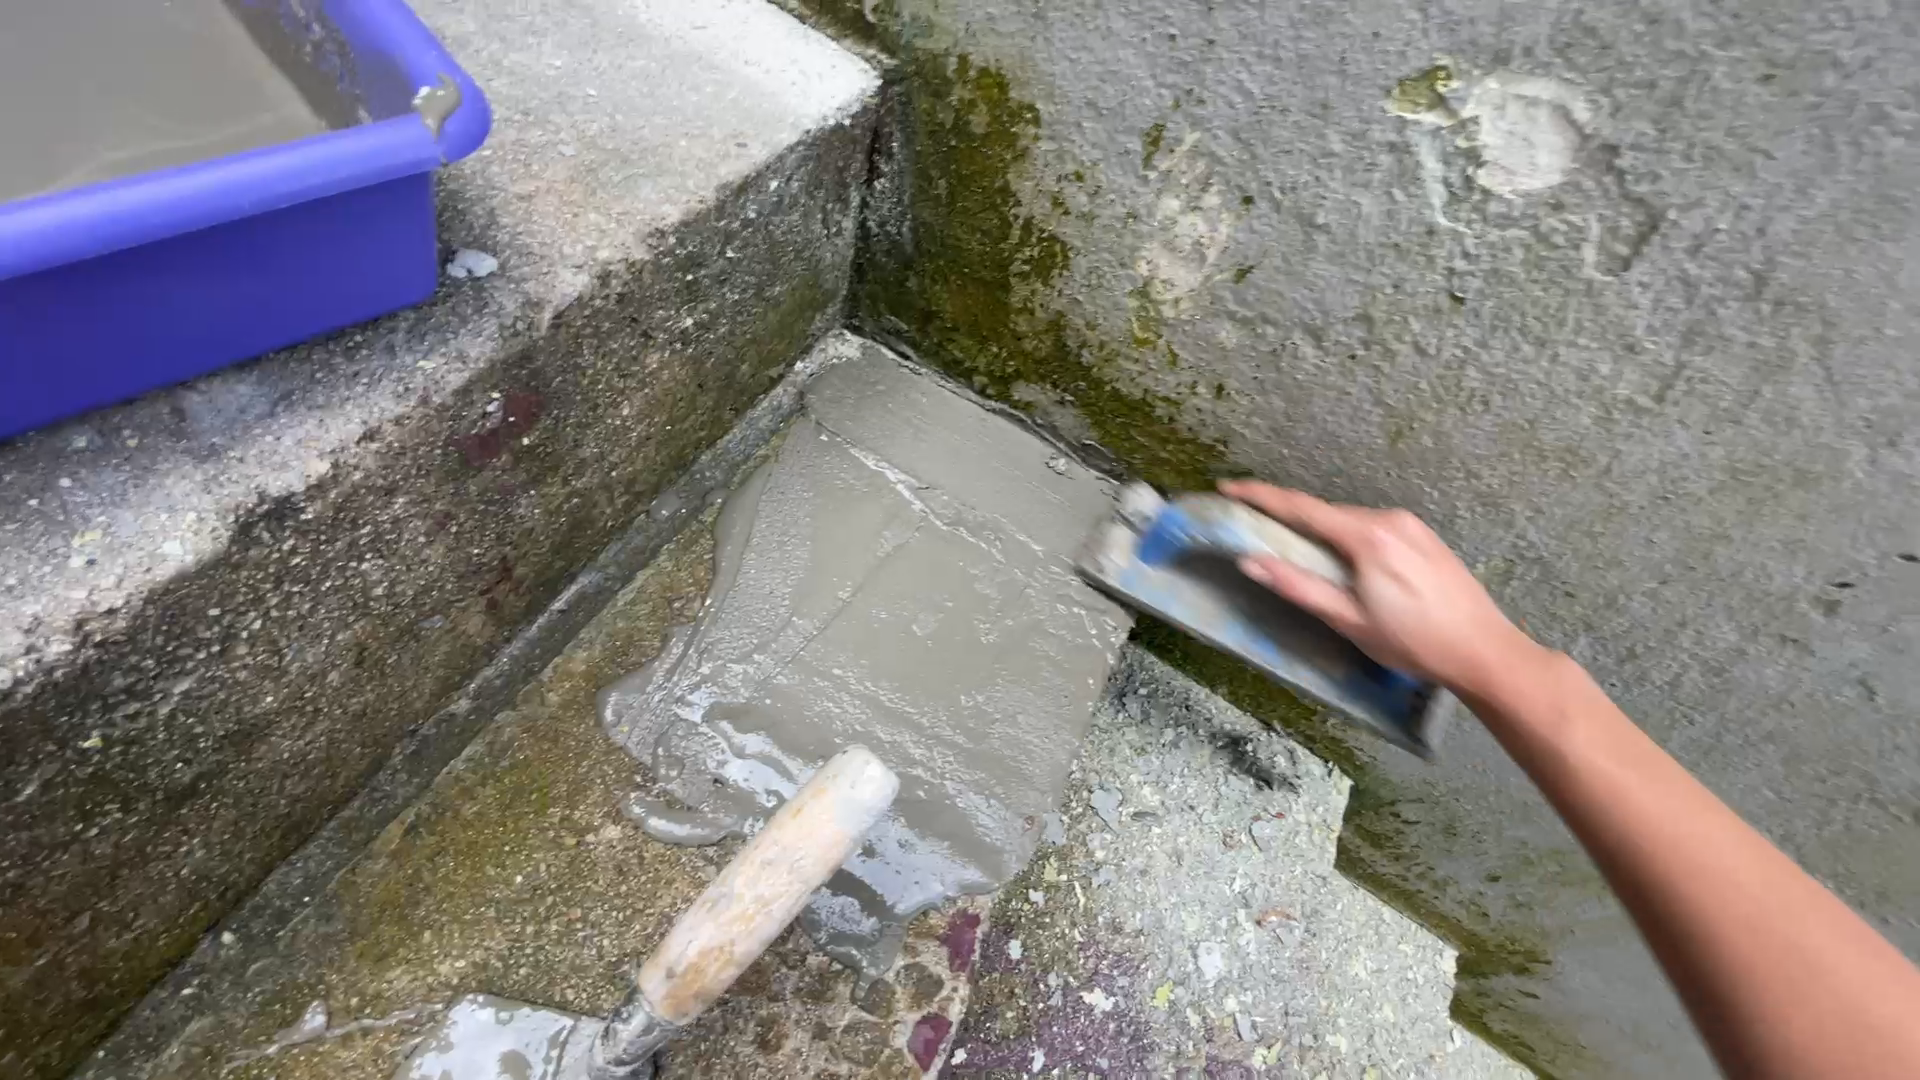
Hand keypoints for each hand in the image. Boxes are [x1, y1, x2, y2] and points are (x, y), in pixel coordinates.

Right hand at [1217, 480, 1541, 695]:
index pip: (1301, 508)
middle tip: (1249, 521)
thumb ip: (1297, 586)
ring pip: (1345, 519)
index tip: (1227, 487)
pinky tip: (1336, 556)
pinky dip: (1340, 535)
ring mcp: (1410, 525)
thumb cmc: (1413, 642)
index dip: (1260, 496)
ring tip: (1289, 546)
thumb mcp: (1348, 619)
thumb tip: (1248, 560)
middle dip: (1285, 514)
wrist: (1486, 652)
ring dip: (1314, 528)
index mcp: (1368, 537)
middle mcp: (1390, 520)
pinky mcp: (1421, 536)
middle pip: (1323, 511)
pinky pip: (1367, 527)